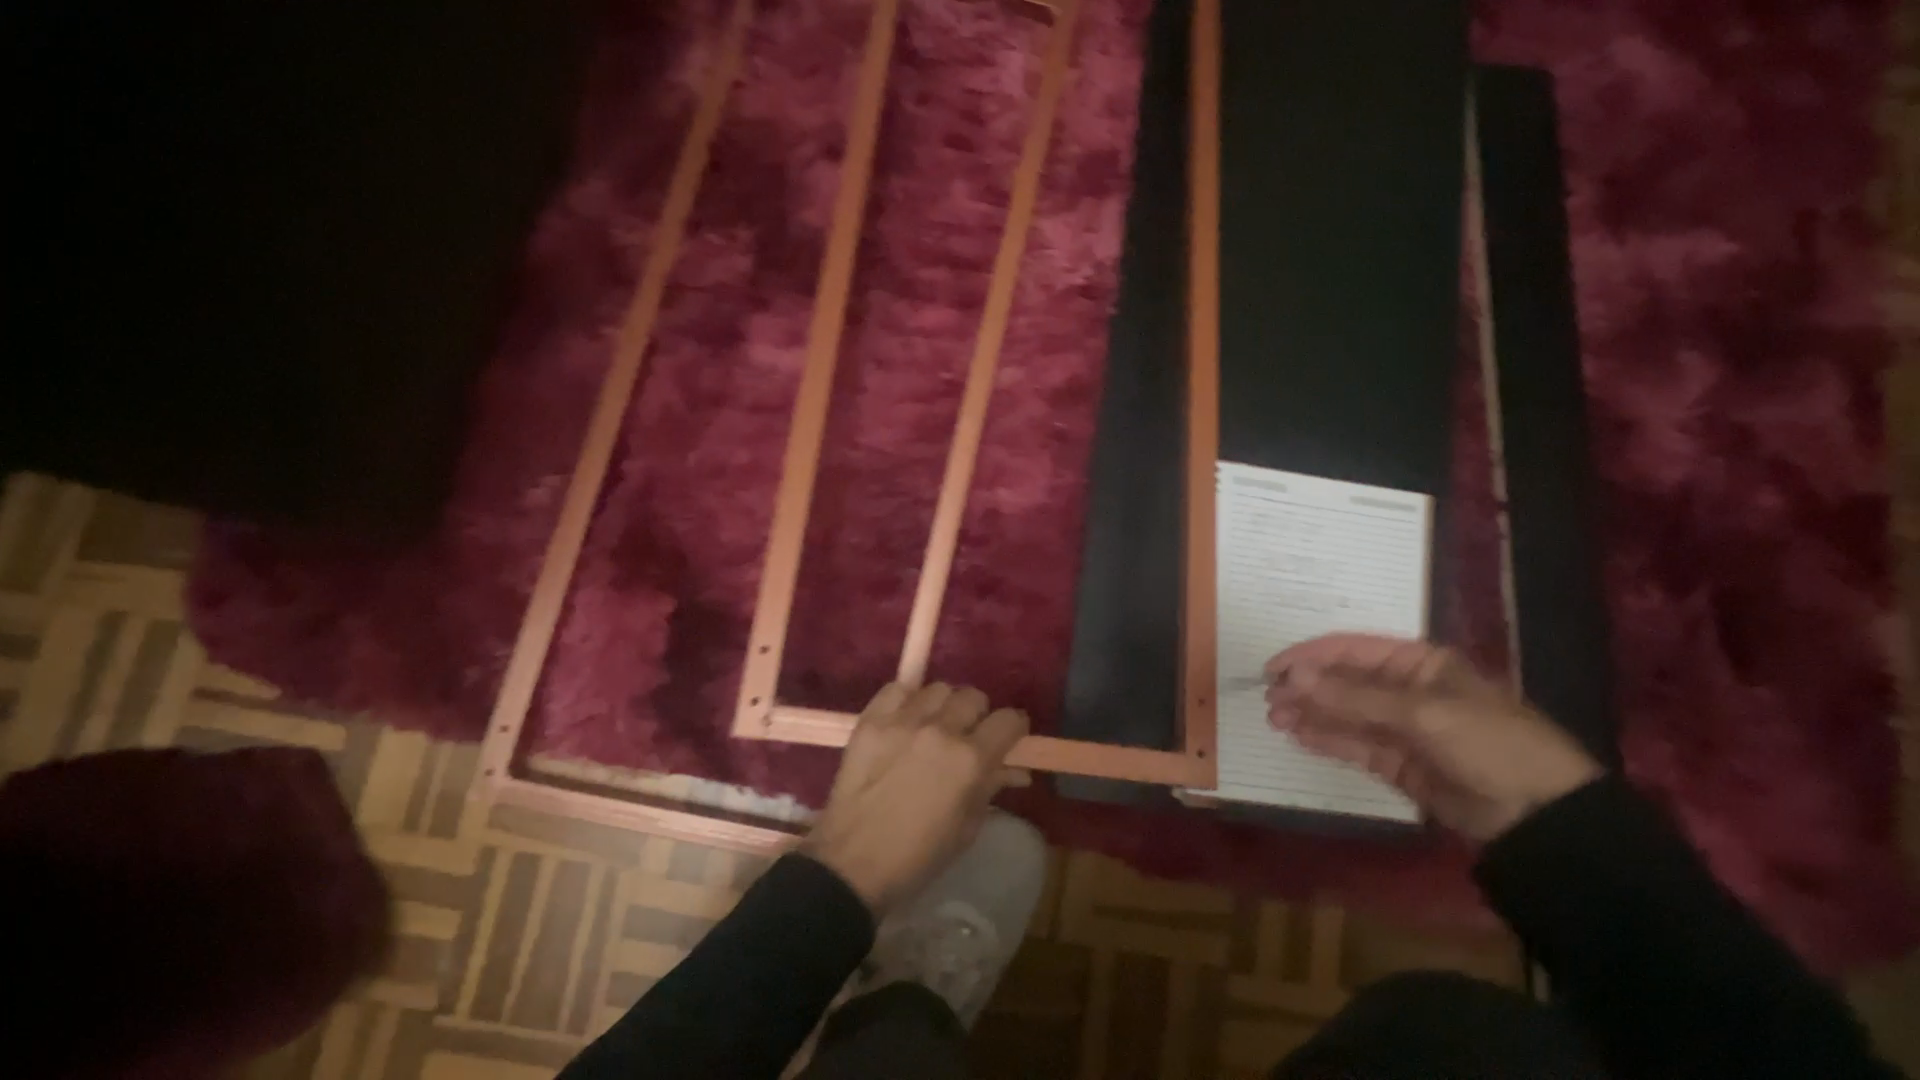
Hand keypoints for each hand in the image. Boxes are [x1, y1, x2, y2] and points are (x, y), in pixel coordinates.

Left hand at [800, 682, 1030, 915]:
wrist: (852, 864)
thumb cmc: (918, 856)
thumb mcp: (966, 828)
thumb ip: (990, 788)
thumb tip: (1013, 769)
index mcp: (970, 760)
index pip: (1008, 720)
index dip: (1013, 728)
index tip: (1008, 737)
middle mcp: (940, 730)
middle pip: (973, 697)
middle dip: (977, 715)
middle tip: (967, 736)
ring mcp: (902, 721)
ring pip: (938, 690)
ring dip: (943, 706)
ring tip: (933, 727)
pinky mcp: (870, 720)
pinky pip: (897, 689)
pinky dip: (906, 700)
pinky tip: (904, 720)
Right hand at [1264, 634, 1602, 842]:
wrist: (1540, 816)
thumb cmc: (1489, 744)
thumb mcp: (1423, 713)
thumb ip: (1354, 697)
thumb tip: (1294, 677)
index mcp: (1421, 664)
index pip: (1354, 651)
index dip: (1311, 656)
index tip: (1273, 669)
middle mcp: (1408, 691)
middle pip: (1345, 683)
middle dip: (1307, 688)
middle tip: (1270, 701)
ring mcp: (1402, 729)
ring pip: (1345, 715)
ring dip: (1311, 714)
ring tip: (1275, 719)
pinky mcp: (1398, 765)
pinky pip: (1355, 746)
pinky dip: (1327, 740)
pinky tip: (1300, 736)